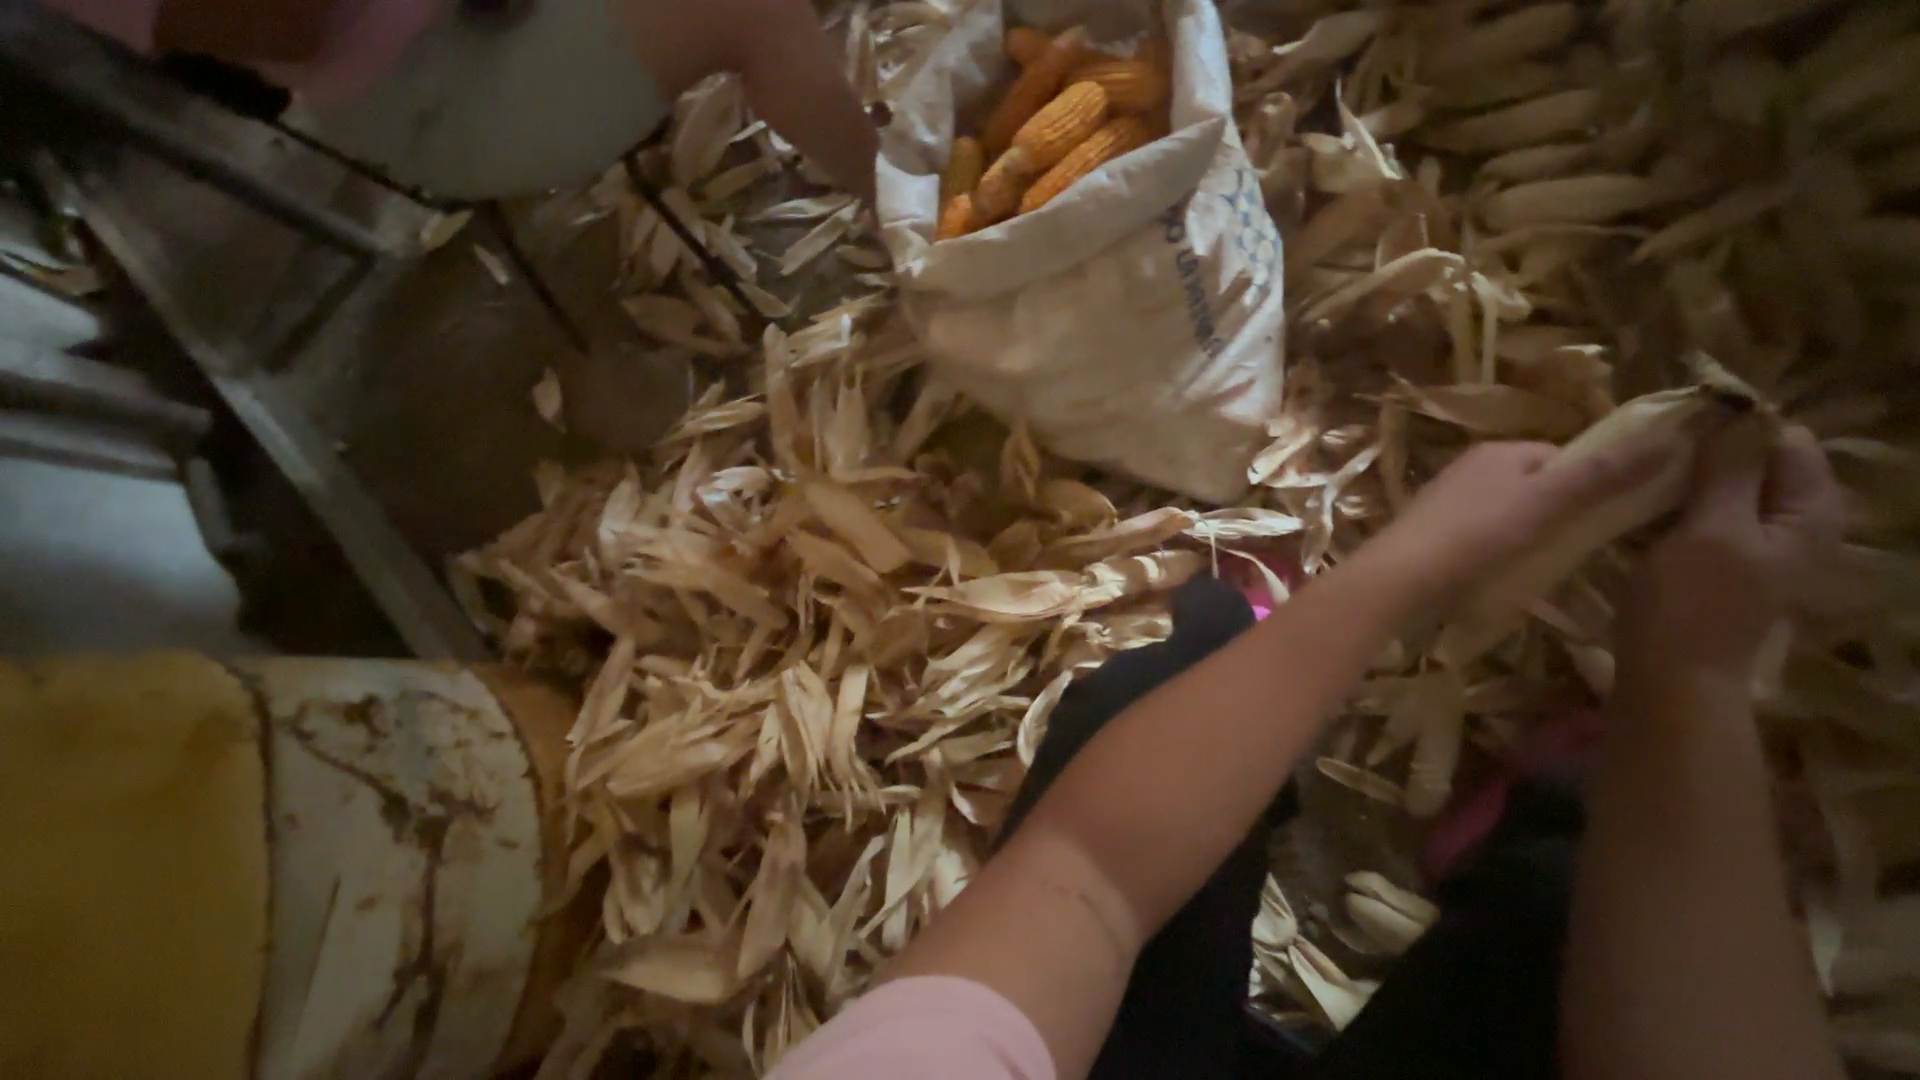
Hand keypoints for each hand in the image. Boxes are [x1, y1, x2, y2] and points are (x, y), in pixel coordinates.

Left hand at [1372, 434, 1676, 592]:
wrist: (1402, 574)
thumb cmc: (1478, 531)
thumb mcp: (1548, 499)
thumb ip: (1603, 473)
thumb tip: (1672, 440)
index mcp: (1498, 450)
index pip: (1562, 454)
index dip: (1593, 479)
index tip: (1615, 512)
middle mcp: (1471, 468)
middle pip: (1536, 484)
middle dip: (1563, 509)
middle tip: (1585, 542)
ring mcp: (1449, 502)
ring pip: (1510, 512)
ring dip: (1534, 533)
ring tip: (1550, 561)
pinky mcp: (1435, 535)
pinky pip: (1484, 536)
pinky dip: (1502, 549)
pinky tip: (1509, 571)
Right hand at [1616, 424, 1844, 685]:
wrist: (1670, 676)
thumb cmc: (1692, 604)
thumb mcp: (1711, 530)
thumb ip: (1729, 471)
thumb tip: (1734, 411)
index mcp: (1809, 511)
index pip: (1784, 439)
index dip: (1733, 427)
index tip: (1675, 426)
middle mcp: (1789, 521)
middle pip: (1751, 462)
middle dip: (1699, 452)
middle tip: (1646, 451)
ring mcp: (1749, 543)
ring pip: (1716, 488)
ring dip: (1676, 479)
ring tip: (1633, 475)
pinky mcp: (1712, 560)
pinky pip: (1694, 514)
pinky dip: (1667, 505)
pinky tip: (1632, 506)